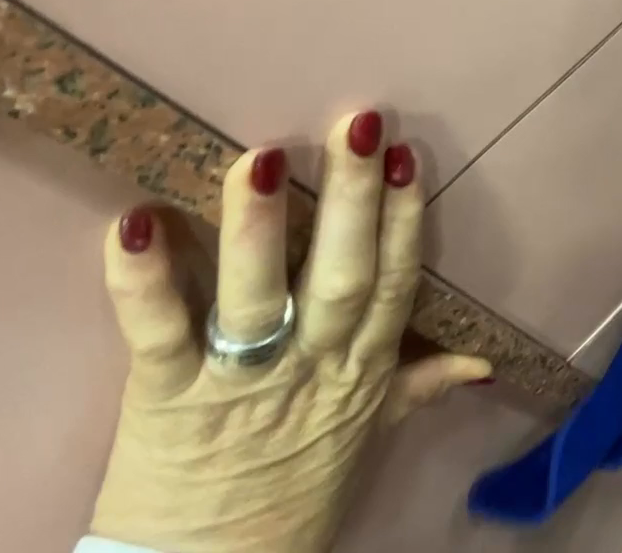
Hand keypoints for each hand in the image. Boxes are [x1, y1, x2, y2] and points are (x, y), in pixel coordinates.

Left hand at [88, 111, 491, 552]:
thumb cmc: (294, 496)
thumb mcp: (368, 437)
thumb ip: (420, 385)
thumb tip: (483, 362)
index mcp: (359, 371)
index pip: (393, 283)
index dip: (403, 220)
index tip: (406, 158)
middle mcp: (310, 366)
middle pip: (341, 277)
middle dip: (353, 200)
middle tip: (360, 125)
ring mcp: (239, 381)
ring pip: (257, 298)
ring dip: (259, 228)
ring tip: (264, 157)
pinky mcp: (166, 398)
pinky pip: (158, 334)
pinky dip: (144, 281)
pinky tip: (138, 221)